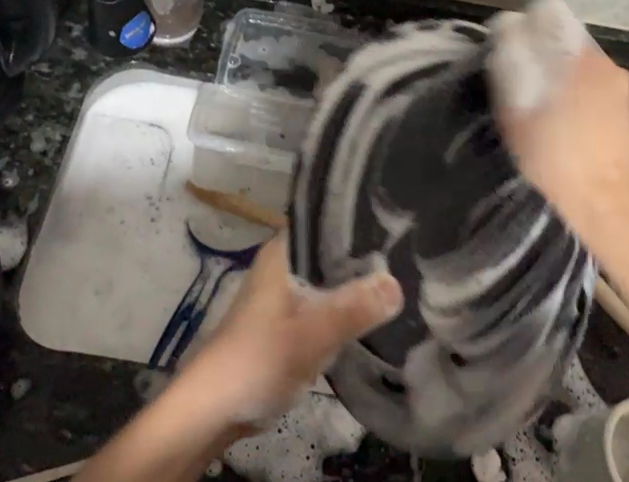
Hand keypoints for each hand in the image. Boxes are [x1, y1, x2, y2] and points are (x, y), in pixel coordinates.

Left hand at [177, 234, 402, 426]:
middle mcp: (285, 264)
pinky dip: (349, 310)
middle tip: (414, 258)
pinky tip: (380, 315)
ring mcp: (287, 294)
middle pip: (335, 251)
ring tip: (408, 281)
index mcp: (283, 252)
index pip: (328, 220)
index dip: (363, 220)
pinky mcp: (290, 322)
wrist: (214, 409)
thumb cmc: (256, 361)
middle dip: (370, 258)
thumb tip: (397, 283)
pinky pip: (328, 306)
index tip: (402, 225)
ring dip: (361, 287)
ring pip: (333, 280)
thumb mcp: (310, 335)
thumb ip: (353, 309)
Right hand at [491, 24, 628, 245]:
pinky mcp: (626, 106)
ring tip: (538, 96)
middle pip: (566, 41)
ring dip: (560, 71)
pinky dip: (576, 89)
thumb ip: (511, 70)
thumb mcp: (518, 115)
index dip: (527, 26)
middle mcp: (606, 64)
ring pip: (581, 63)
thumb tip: (507, 37)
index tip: (510, 40)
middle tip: (519, 71)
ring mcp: (621, 86)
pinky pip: (594, 84)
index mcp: (581, 60)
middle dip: (542, 50)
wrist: (604, 203)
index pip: (551, 18)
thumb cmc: (555, 159)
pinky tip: (560, 113)